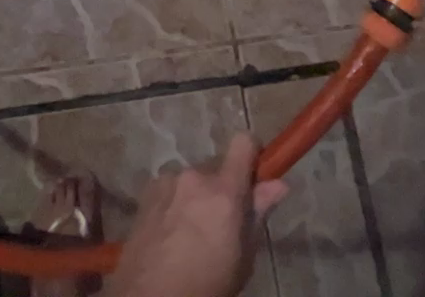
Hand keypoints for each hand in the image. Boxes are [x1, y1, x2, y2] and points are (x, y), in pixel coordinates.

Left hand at [103, 134, 288, 296]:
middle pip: (216, 168)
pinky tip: (171, 233)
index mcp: (223, 191)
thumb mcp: (242, 258)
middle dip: (222, 188)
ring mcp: (166, 181)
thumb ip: (258, 215)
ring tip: (191, 232)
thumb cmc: (206, 284)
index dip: (252, 154)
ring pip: (191, 180)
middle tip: (221, 223)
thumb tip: (279, 184)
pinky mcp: (145, 192)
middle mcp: (194, 176)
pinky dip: (175, 203)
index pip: (243, 142)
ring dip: (196, 196)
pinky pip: (170, 188)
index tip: (254, 175)